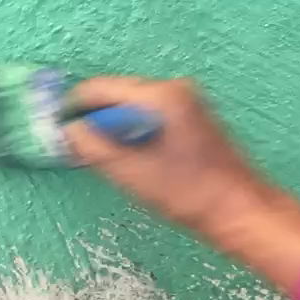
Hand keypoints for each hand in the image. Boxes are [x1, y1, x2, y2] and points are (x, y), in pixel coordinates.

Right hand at [62, 76, 299, 294]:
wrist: (240, 211)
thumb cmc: (189, 193)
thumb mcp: (130, 172)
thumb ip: (93, 146)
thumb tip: (69, 130)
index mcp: (160, 96)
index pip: (101, 88)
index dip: (74, 107)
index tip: (59, 129)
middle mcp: (175, 89)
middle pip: (117, 95)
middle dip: (95, 119)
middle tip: (78, 147)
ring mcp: (187, 102)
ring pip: (132, 107)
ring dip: (114, 128)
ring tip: (103, 157)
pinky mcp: (192, 119)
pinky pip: (149, 116)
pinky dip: (133, 132)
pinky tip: (130, 158)